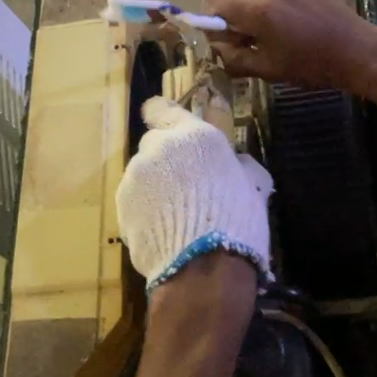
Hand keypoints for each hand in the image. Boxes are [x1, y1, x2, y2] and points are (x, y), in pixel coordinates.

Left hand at [116, 97, 273, 288]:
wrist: (204, 268)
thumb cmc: (237, 220)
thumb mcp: (253, 185)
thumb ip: (238, 166)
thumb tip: (235, 164)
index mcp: (192, 135)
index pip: (161, 108)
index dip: (164, 115)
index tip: (171, 128)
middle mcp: (157, 148)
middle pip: (155, 144)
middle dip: (167, 160)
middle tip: (185, 184)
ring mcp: (135, 178)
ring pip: (143, 175)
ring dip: (155, 188)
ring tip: (175, 216)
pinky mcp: (122, 208)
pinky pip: (135, 202)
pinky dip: (145, 212)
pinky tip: (165, 232)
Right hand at [202, 0, 376, 94]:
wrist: (360, 52)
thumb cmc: (313, 66)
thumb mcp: (269, 69)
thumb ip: (235, 58)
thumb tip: (215, 52)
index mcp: (257, 9)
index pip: (212, 2)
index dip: (209, 23)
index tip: (222, 43)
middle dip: (222, 13)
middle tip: (237, 40)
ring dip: (242, 10)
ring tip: (260, 37)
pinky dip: (261, 6)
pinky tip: (281, 30)